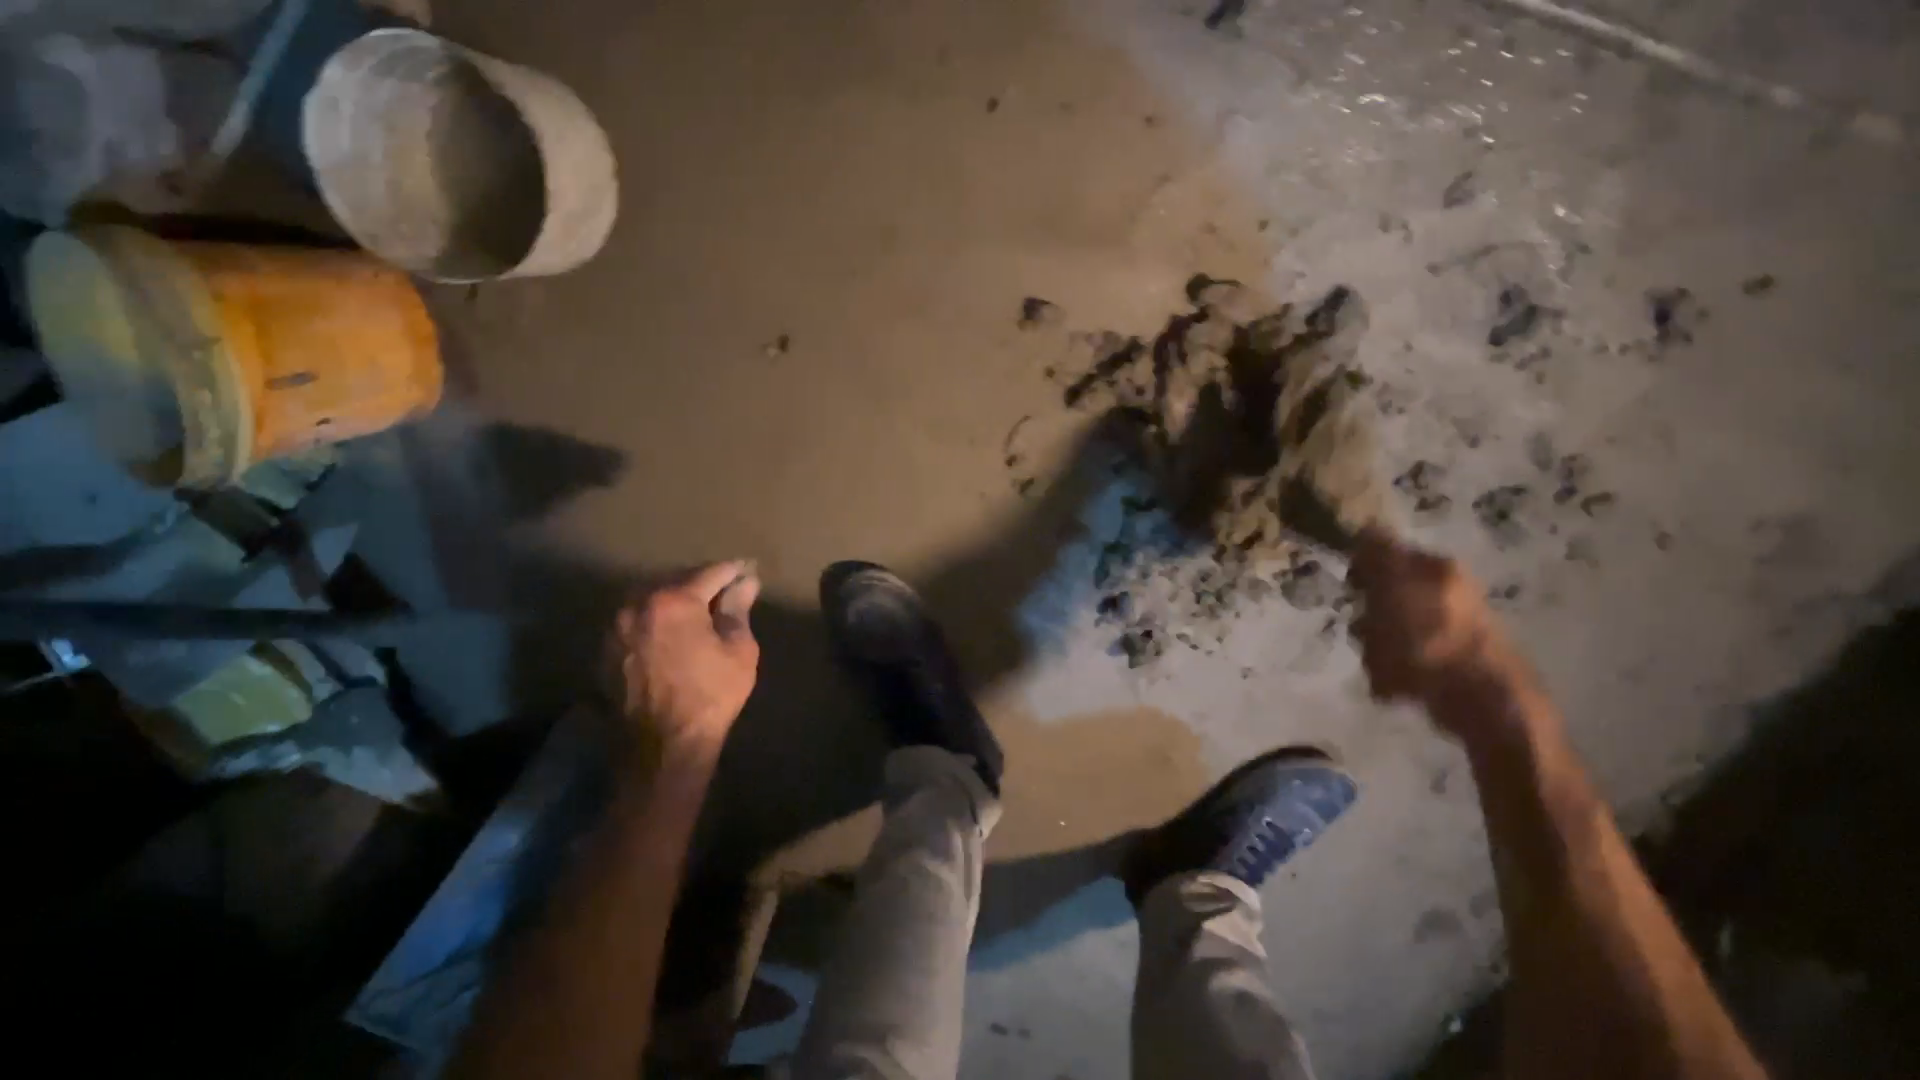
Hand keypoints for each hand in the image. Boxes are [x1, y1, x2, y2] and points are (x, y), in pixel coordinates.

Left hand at [615, 560, 761, 752]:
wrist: (662, 745)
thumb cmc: (710, 696)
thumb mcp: (738, 651)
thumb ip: (738, 610)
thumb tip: (746, 583)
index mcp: (674, 600)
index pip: (710, 572)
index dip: (733, 571)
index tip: (748, 571)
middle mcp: (638, 603)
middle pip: (675, 580)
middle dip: (701, 583)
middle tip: (724, 592)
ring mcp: (616, 626)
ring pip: (650, 598)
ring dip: (674, 600)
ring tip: (696, 613)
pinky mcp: (606, 648)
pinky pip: (635, 620)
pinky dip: (654, 620)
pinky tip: (670, 634)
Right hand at [1348, 527, 1526, 739]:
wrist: (1482, 699)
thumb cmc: (1428, 640)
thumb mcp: (1393, 588)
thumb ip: (1378, 556)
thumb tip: (1367, 524)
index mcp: (1438, 569)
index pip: (1388, 554)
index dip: (1364, 571)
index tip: (1352, 591)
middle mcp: (1451, 592)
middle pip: (1389, 596)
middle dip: (1369, 618)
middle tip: (1366, 634)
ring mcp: (1454, 629)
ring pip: (1395, 631)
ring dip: (1379, 648)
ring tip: (1381, 667)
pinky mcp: (1454, 664)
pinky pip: (1410, 661)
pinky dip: (1397, 674)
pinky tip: (1395, 687)